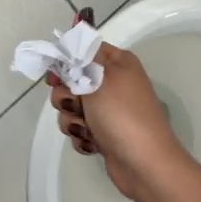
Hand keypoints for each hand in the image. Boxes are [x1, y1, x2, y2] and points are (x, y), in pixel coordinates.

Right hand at [51, 42, 187, 201]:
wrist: (145, 163)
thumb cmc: (122, 114)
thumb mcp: (99, 77)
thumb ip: (79, 57)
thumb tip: (70, 38)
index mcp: (116, 62)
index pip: (83, 50)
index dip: (65, 62)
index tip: (55, 76)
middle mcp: (112, 82)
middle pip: (71, 80)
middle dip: (67, 97)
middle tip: (77, 105)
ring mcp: (107, 110)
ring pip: (71, 107)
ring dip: (74, 120)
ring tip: (88, 130)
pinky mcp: (102, 134)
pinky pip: (78, 129)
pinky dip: (82, 137)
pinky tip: (93, 144)